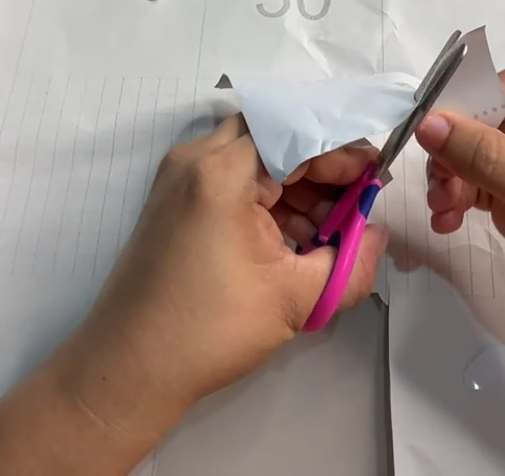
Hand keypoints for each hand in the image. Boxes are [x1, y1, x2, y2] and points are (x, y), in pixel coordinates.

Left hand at [46, 116, 385, 443]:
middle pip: (274, 136)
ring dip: (295, 182)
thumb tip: (378, 235)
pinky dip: (267, 196)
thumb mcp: (295, 299)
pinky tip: (294, 238)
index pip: (297, 134)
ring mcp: (180, 175)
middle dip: (320, 165)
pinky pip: (232, 177)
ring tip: (330, 229)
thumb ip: (352, 262)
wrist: (126, 370)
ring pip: (254, 155)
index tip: (377, 176)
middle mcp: (196, 157)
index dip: (343, 152)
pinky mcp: (175, 196)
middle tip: (356, 199)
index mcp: (223, 171)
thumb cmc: (208, 331)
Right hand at [418, 69, 504, 357]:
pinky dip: (456, 201)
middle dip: (455, 149)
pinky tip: (446, 220)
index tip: (429, 128)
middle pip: (486, 122)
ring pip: (475, 157)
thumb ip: (484, 153)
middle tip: (438, 181)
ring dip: (450, 179)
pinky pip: (477, 190)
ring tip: (442, 208)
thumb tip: (426, 121)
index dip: (469, 103)